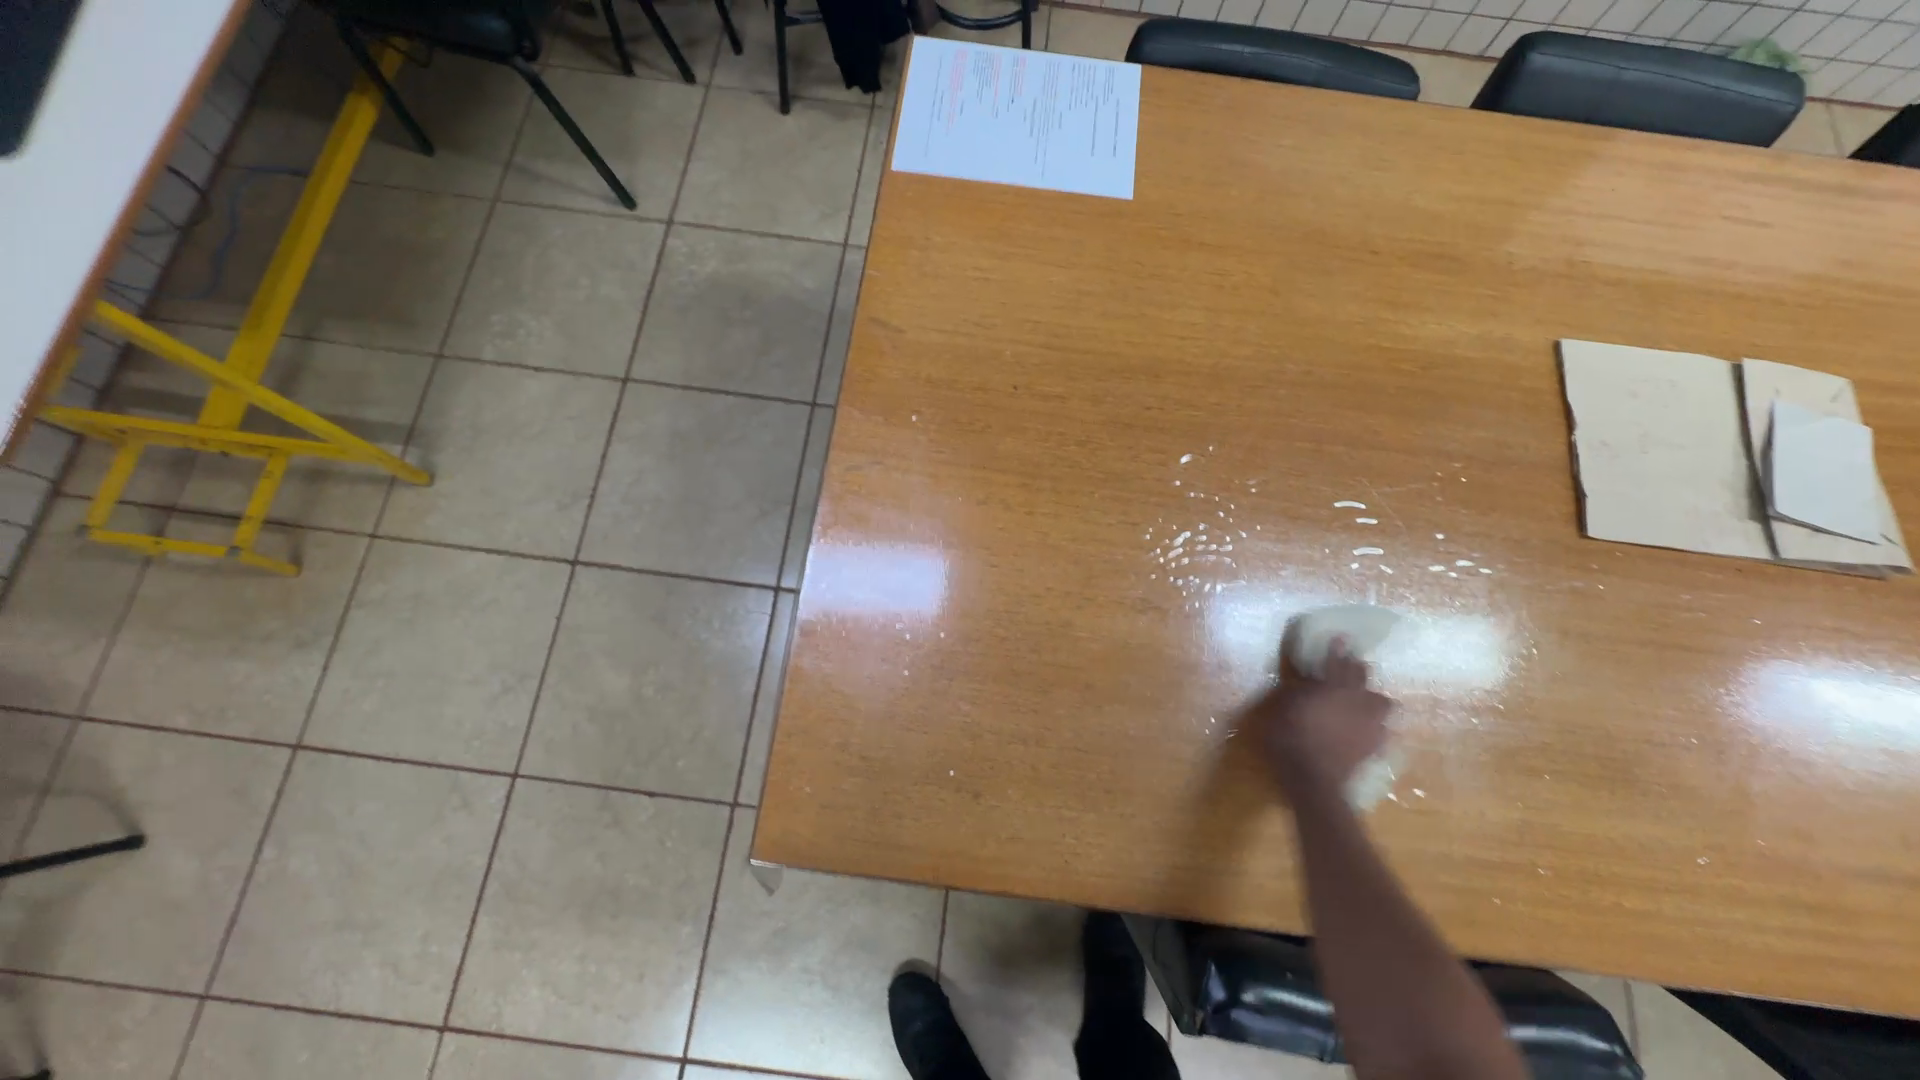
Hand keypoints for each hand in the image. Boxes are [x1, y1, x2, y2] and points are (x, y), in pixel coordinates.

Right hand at [1246, 638, 1394, 798]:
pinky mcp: (1375, 747)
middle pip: (1364, 678)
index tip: (1341, 639)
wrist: (1314, 781)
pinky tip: (1366, 729)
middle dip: (1357, 671)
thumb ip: (1296, 691)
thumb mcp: (1282, 710)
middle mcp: (1358, 702)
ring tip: (1362, 701)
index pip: (1338, 662)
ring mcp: (1371, 725)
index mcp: (1334, 689)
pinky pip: (1382, 728)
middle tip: (1350, 669)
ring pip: (1382, 703)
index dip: (1338, 650)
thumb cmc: (1291, 740)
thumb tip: (1306, 681)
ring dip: (1372, 699)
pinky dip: (1374, 725)